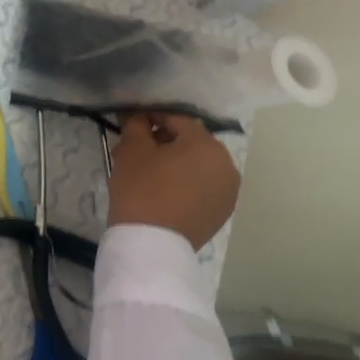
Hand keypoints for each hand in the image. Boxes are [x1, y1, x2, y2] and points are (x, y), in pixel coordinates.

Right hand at [107, 112, 240, 250]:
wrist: (153, 241)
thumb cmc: (142, 187)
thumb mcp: (132, 149)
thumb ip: (137, 125)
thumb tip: (140, 118)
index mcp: (207, 146)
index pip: (177, 119)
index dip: (151, 117)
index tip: (131, 123)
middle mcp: (226, 165)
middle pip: (190, 142)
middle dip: (162, 140)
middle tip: (134, 147)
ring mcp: (228, 191)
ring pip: (197, 164)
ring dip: (173, 160)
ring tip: (145, 169)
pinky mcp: (222, 211)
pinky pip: (202, 184)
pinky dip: (184, 180)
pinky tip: (161, 187)